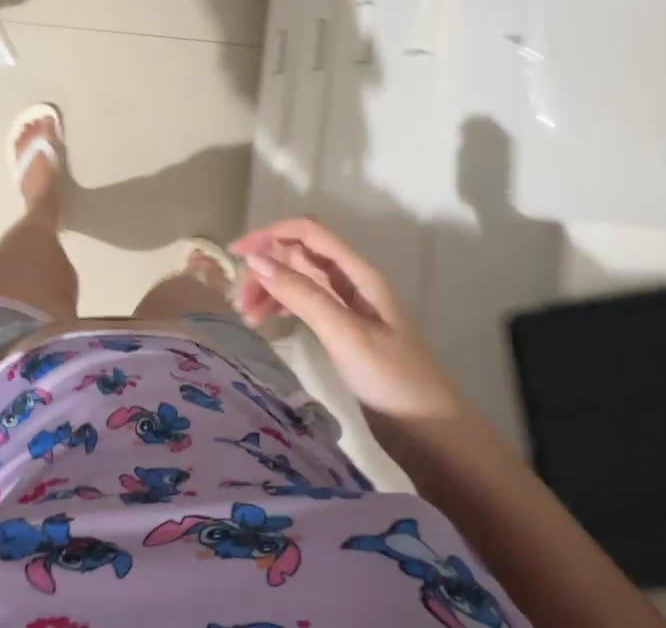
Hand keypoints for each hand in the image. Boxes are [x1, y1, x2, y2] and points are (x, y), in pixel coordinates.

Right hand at [232, 218, 463, 421]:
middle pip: (299, 255)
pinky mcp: (343, 330)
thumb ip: (301, 294)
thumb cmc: (391, 379)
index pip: (308, 233)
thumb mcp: (343, 333)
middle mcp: (351, 282)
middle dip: (266, 267)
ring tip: (249, 318)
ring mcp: (347, 307)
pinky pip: (304, 303)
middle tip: (241, 303)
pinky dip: (282, 306)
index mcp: (358, 273)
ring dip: (271, 289)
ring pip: (299, 279)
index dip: (270, 234)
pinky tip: (268, 322)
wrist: (431, 431)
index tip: (234, 254)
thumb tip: (255, 259)